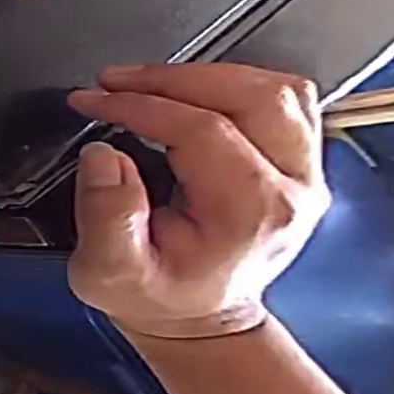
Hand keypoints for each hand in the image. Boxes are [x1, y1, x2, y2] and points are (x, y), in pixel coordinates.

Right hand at [66, 63, 328, 339]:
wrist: (195, 318)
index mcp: (248, 210)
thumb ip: (104, 212)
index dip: (138, 106)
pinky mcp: (295, 166)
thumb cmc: (152, 297)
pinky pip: (282, 104)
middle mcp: (293, 186)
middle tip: (114, 79)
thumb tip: (100, 154)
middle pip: (255, 97)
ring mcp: (304, 173)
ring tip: (144, 81)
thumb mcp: (107, 269)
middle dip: (174, 78)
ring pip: (279, 92)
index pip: (202, 129)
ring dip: (206, 75)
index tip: (89, 99)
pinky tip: (183, 93)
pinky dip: (230, 86)